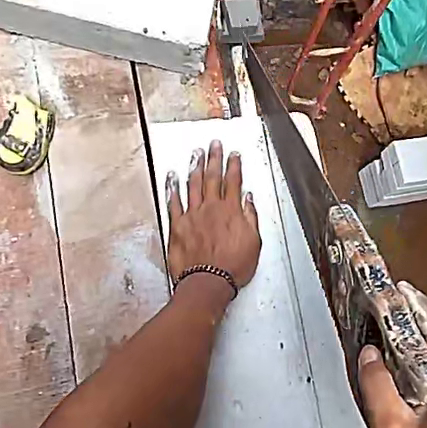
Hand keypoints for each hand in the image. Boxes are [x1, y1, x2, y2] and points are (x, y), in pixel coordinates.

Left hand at [165, 140, 261, 287]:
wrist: (208, 282)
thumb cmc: (232, 267)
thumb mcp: (254, 242)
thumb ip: (250, 217)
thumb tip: (248, 199)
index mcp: (230, 211)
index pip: (233, 181)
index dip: (234, 166)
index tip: (233, 155)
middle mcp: (211, 209)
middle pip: (212, 177)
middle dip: (214, 158)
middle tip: (214, 145)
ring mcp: (192, 216)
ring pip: (193, 185)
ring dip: (194, 166)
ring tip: (196, 153)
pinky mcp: (177, 226)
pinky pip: (174, 202)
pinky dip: (173, 188)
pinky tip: (172, 178)